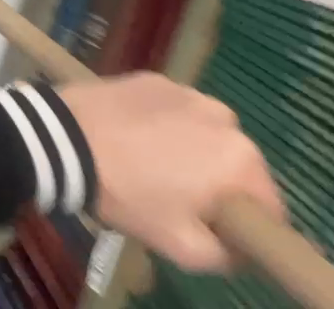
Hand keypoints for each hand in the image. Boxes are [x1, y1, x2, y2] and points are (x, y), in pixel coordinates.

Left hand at [56, 72, 284, 272]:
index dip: (249, 228)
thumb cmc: (127, 193)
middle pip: (236, 166)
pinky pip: (172, 110)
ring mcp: (185, 90)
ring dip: (191, 151)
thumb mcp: (183, 247)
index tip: (219, 234)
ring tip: (151, 165)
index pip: (270, 208)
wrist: (63, 138)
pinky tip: (133, 137)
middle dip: (218, 185)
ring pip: (204, 134)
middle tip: (178, 199)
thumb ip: (227, 256)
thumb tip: (238, 248)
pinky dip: (163, 124)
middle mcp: (224, 117)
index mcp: (242, 159)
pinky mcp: (151, 77)